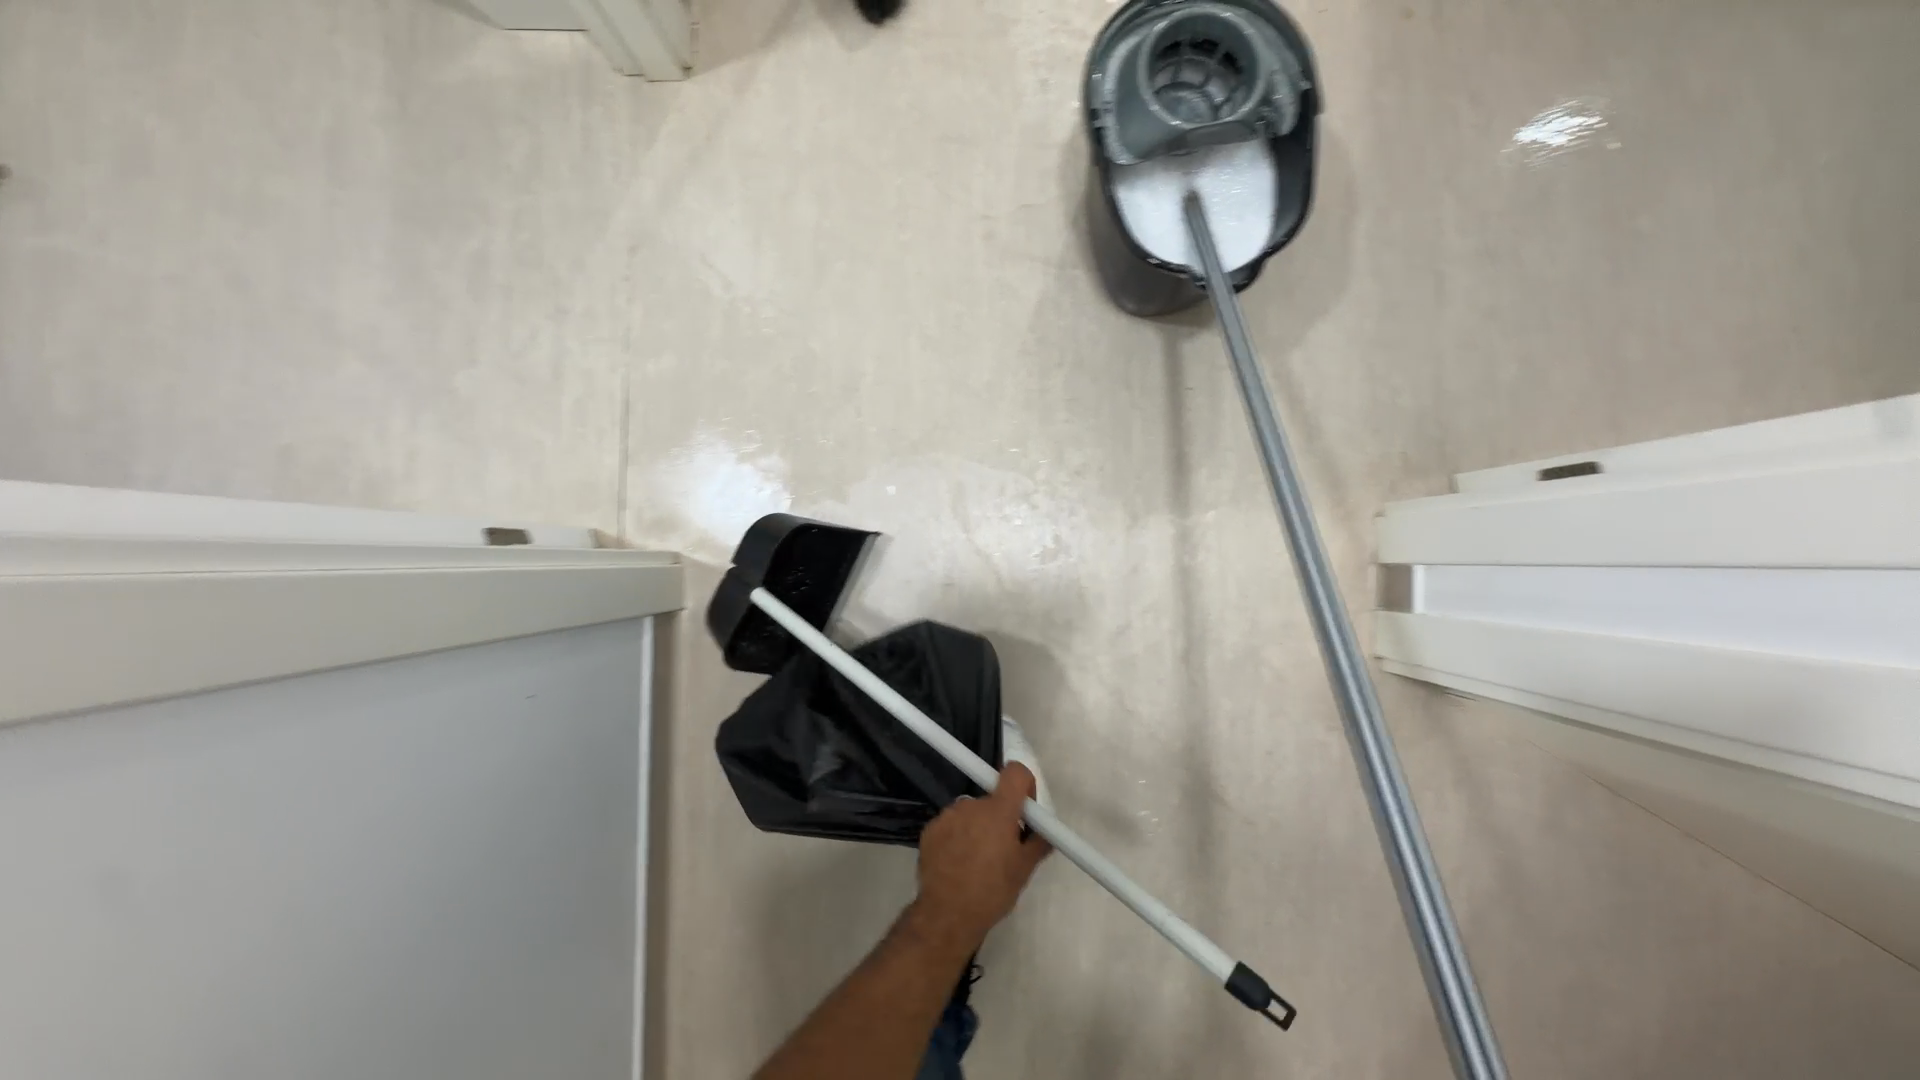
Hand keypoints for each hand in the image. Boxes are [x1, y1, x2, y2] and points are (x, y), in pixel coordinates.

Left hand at [908, 763, 1051, 947]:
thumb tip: (1046, 831)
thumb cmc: (993, 891)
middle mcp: (972, 805)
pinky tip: (958, 864)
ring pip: (971, 813)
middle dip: (1000, 817)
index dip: (1024, 785)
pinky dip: (957, 837)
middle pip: (992, 799)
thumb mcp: (1024, 869)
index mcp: (999, 810)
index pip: (1015, 772)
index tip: (1024, 810)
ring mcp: (948, 815)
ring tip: (977, 861)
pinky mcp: (930, 829)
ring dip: (977, 827)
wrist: (948, 914)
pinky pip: (952, 824)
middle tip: (1002, 849)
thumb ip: (1039, 842)